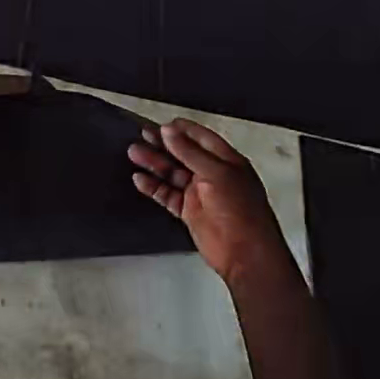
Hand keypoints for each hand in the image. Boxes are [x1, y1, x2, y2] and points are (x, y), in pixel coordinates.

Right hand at [129, 119, 285, 284]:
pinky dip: (153, 186)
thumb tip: (168, 130)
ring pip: (172, 173)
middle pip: (183, 153)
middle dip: (163, 144)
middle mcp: (212, 174)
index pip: (201, 138)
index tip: (161, 123)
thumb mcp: (216, 173)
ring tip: (134, 153)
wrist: (246, 255)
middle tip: (142, 134)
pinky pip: (167, 194)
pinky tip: (139, 179)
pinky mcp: (188, 211)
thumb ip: (189, 151)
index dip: (182, 130)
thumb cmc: (239, 209)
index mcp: (226, 161)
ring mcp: (199, 193)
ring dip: (154, 163)